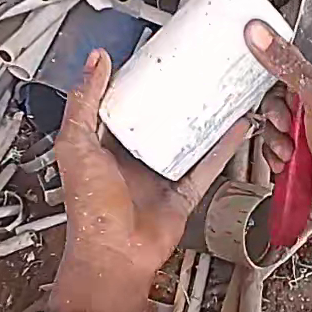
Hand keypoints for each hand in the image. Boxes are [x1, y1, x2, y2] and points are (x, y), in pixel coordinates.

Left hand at [54, 48, 249, 311]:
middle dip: (174, 96)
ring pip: (187, 139)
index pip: (120, 105)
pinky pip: (206, 164)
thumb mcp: (76, 145)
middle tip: (192, 68)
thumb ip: (83, 103)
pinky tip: (235, 125)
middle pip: (158, 119)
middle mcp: (133, 159)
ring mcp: (160, 174)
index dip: (134, 82)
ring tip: (218, 89)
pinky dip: (223, 146)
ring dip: (203, 117)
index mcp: (103, 146)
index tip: (150, 57)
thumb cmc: (90, 210)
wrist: (115, 253)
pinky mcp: (183, 191)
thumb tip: (94, 63)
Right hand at [244, 20, 311, 223]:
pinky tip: (290, 155)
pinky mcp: (298, 136)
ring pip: (274, 109)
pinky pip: (272, 132)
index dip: (288, 59)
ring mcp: (311, 114)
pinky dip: (276, 146)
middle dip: (279, 106)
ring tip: (292, 142)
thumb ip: (288, 64)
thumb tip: (262, 36)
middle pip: (282, 80)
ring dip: (277, 131)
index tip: (278, 73)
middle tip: (289, 118)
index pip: (306, 45)